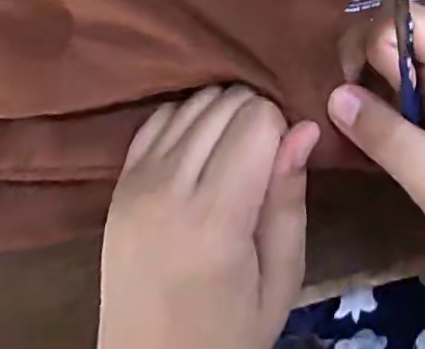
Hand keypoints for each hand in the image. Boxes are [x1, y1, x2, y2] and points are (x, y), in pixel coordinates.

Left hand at [99, 86, 321, 348]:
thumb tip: (306, 126)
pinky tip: (199, 149)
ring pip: (196, 100)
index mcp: (213, 218)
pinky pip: (161, 116)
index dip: (280, 131)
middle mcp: (168, 188)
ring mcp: (136, 181)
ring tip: (232, 154)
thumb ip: (290, 200)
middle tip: (262, 161)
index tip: (281, 165)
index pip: (258, 117)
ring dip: (223, 113)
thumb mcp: (279, 280)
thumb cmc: (228, 333)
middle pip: (227, 101)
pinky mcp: (118, 182)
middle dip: (256, 116)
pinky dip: (188, 119)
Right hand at [328, 6, 424, 284]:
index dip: (370, 44)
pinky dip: (369, 111)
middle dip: (357, 67)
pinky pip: (389, 92)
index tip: (352, 93)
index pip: (403, 19)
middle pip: (388, 34)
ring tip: (346, 136)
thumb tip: (335, 96)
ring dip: (359, 91)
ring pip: (383, 63)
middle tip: (346, 119)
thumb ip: (388, 136)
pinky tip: (359, 144)